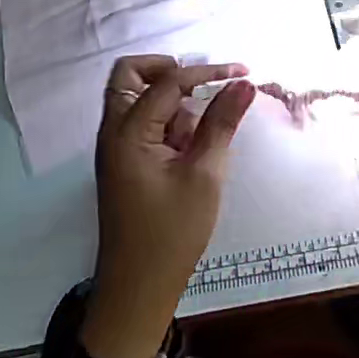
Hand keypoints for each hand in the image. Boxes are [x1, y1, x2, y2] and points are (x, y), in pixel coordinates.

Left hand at [83, 55, 255, 357]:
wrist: (139, 287)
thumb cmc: (172, 232)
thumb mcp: (204, 174)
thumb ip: (221, 123)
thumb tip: (244, 83)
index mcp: (128, 132)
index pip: (168, 82)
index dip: (207, 71)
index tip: (243, 73)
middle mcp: (114, 132)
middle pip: (131, 76)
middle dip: (170, 71)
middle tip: (206, 86)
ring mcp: (118, 147)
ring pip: (138, 98)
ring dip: (172, 101)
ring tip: (203, 138)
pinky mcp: (127, 162)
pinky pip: (144, 123)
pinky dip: (169, 123)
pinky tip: (193, 150)